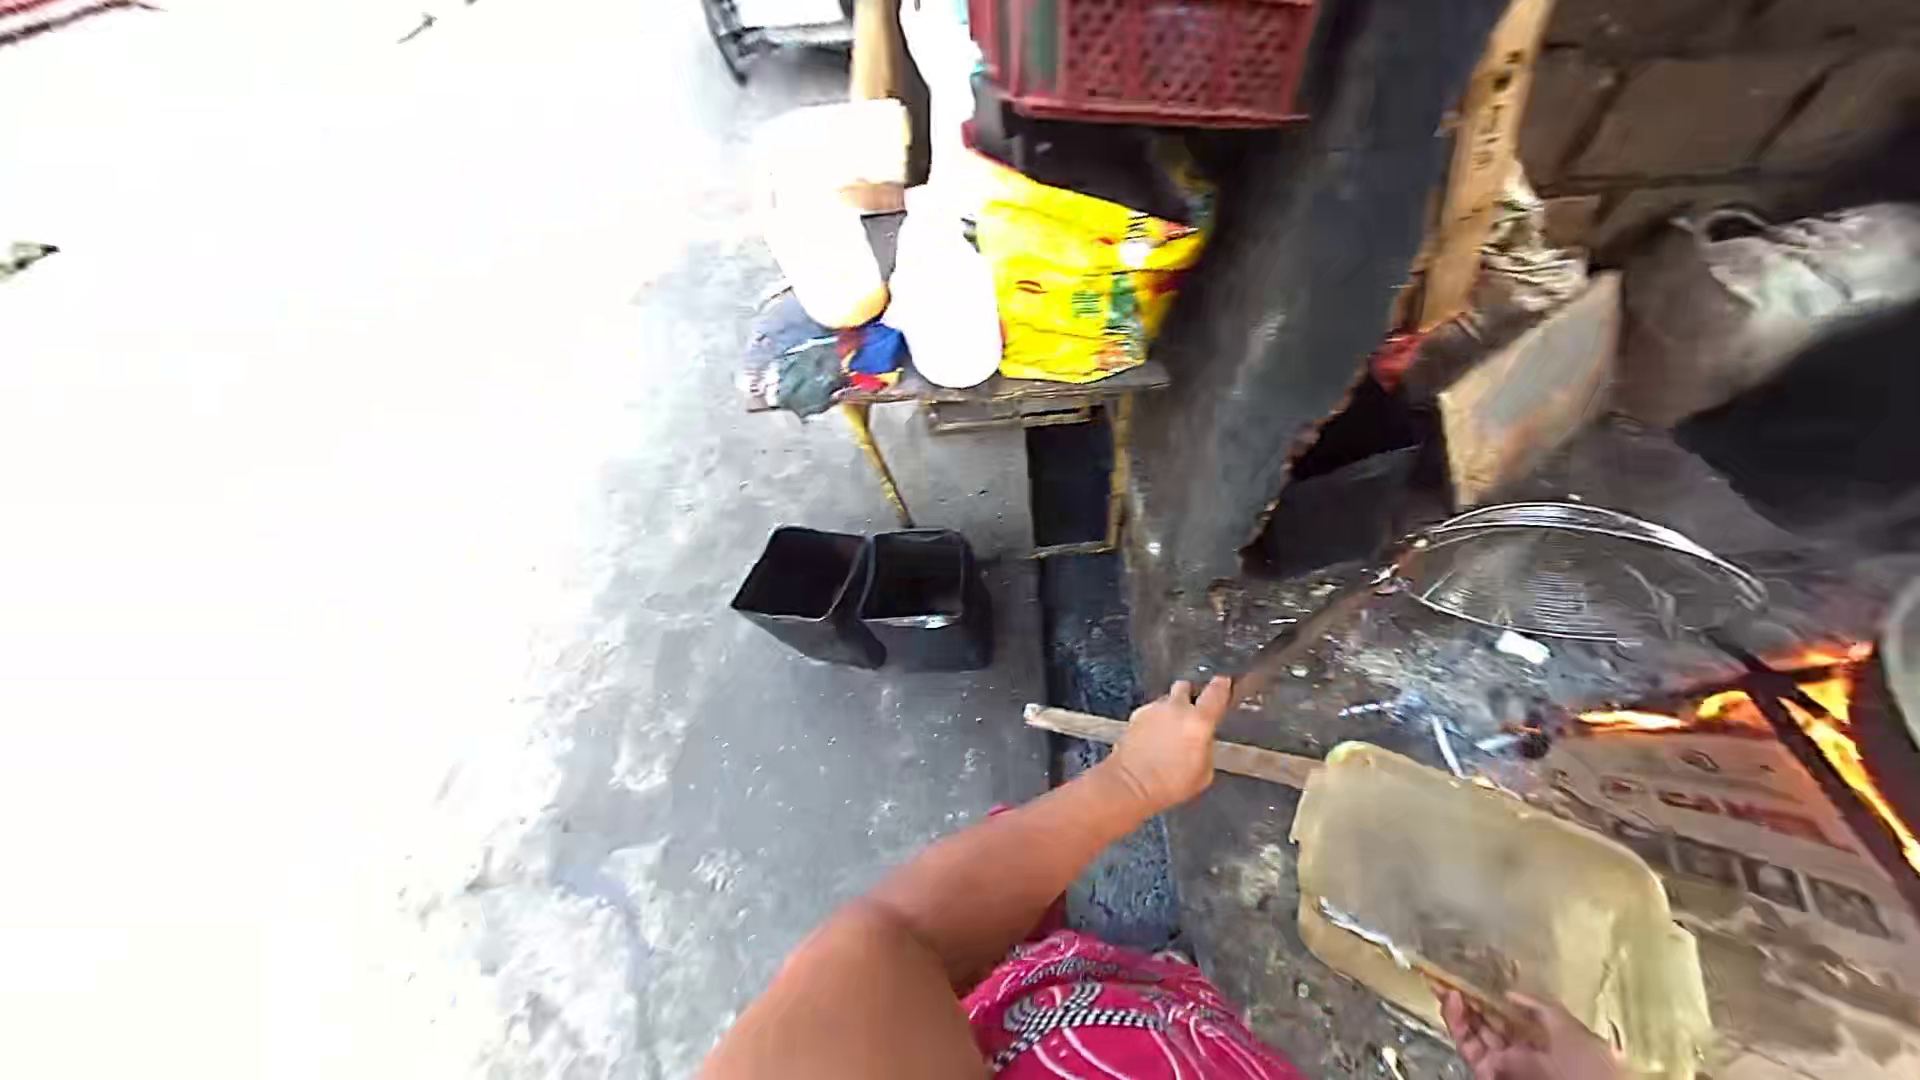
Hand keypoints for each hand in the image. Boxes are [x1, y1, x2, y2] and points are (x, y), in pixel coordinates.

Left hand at [1100, 677, 1230, 814]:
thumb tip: (1200, 739)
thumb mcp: (1204, 771)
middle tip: (1192, 709)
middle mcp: (1175, 708)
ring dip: (1171, 709)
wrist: (1132, 782)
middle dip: (1190, 693)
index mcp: (1199, 720)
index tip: (1224, 681)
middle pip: (1185, 686)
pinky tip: (1153, 737)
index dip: (1222, 685)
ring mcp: (1153, 709)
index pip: (1215, 693)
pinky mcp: (1136, 715)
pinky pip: (1151, 711)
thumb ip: (1206, 747)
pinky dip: (1155, 719)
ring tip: (1170, 730)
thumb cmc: (1171, 783)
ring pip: (1166, 700)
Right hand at [1441, 990, 1621, 1079]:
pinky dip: (1453, 1020)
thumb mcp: (1578, 1036)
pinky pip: (1465, 1044)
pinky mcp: (1485, 1072)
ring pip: (1469, 1028)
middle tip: (1446, 973)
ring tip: (1444, 982)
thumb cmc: (1590, 1072)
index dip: (1491, 994)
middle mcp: (1521, 1052)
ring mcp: (1502, 1063)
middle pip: (1485, 1019)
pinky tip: (1452, 999)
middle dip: (1465, 995)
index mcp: (1546, 1045)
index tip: (1474, 975)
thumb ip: (1544, 1009)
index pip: (1511, 1015)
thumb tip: (1509, 993)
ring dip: (1454, 1003)